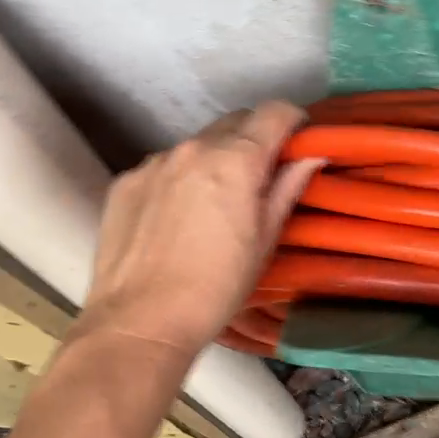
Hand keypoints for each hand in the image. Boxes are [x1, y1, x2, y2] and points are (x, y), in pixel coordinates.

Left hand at [72, 101, 323, 356]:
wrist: (137, 326)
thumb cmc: (215, 288)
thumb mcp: (265, 240)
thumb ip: (288, 187)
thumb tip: (312, 155)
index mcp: (236, 158)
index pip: (274, 111)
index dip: (293, 121)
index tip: (299, 142)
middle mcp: (194, 147)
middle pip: (237, 121)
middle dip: (255, 137)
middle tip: (261, 174)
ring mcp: (155, 162)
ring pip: (199, 142)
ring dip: (216, 157)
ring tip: (215, 200)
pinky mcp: (126, 181)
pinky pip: (165, 165)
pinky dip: (180, 177)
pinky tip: (177, 216)